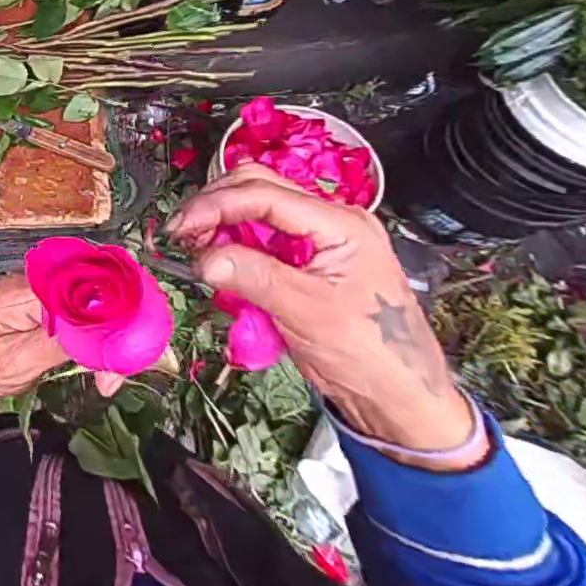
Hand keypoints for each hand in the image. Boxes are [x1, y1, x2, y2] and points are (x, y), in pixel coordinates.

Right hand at [168, 164, 484, 469]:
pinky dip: (238, 246)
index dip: (217, 205)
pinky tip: (222, 264)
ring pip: (259, 210)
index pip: (265, 194)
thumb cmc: (372, 354)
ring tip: (198, 249)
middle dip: (217, 206)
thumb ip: (256, 278)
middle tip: (183, 233)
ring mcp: (321, 239)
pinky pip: (266, 238)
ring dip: (224, 225)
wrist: (401, 397)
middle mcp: (331, 220)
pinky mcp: (310, 260)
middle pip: (261, 188)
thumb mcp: (308, 313)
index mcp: (340, 223)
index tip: (183, 225)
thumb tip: (206, 259)